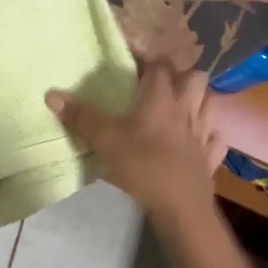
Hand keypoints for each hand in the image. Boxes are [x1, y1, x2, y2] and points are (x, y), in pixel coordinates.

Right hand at [46, 61, 227, 211]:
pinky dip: (210, 133)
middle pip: (194, 77)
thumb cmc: (142, 164)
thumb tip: (51, 94)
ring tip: (183, 104)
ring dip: (200, 99)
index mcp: (161, 96)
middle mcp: (186, 108)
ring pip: (211, 103)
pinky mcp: (211, 157)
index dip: (147, 60)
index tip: (132, 62)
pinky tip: (199, 137)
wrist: (181, 207)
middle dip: (181, 75)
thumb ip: (80, 115)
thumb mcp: (104, 139)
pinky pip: (216, 137)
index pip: (159, 64)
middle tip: (161, 84)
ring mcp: (203, 132)